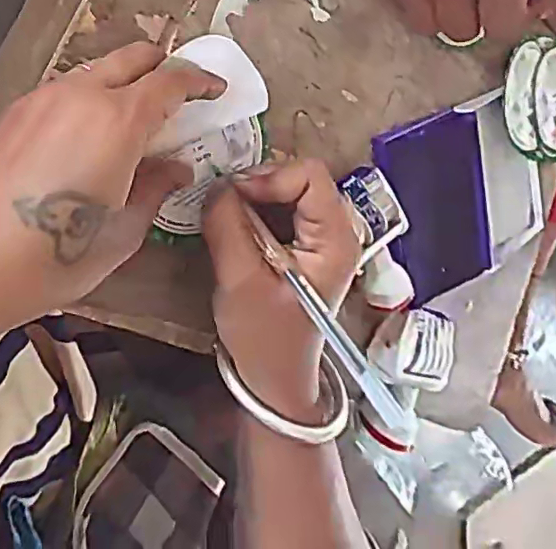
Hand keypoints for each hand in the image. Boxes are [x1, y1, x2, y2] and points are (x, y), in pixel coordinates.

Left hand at [0, 42, 224, 336]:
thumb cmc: (51, 258)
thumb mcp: (120, 233)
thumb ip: (154, 188)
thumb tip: (176, 167)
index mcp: (117, 120)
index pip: (170, 80)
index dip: (199, 81)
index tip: (215, 90)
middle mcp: (81, 94)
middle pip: (134, 56)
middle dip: (163, 67)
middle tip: (179, 97)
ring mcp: (43, 98)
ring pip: (98, 69)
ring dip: (124, 81)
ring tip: (131, 121)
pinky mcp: (16, 111)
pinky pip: (67, 88)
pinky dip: (91, 96)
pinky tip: (87, 136)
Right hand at [202, 160, 363, 422]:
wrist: (274, 380)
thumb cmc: (264, 338)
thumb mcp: (239, 280)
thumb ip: (227, 224)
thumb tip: (217, 184)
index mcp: (336, 239)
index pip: (309, 174)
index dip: (269, 176)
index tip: (235, 195)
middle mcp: (337, 229)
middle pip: (299, 175)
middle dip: (259, 183)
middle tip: (226, 202)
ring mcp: (323, 235)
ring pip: (287, 186)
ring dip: (254, 194)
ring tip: (228, 215)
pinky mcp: (305, 241)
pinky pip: (281, 204)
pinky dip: (256, 206)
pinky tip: (237, 226)